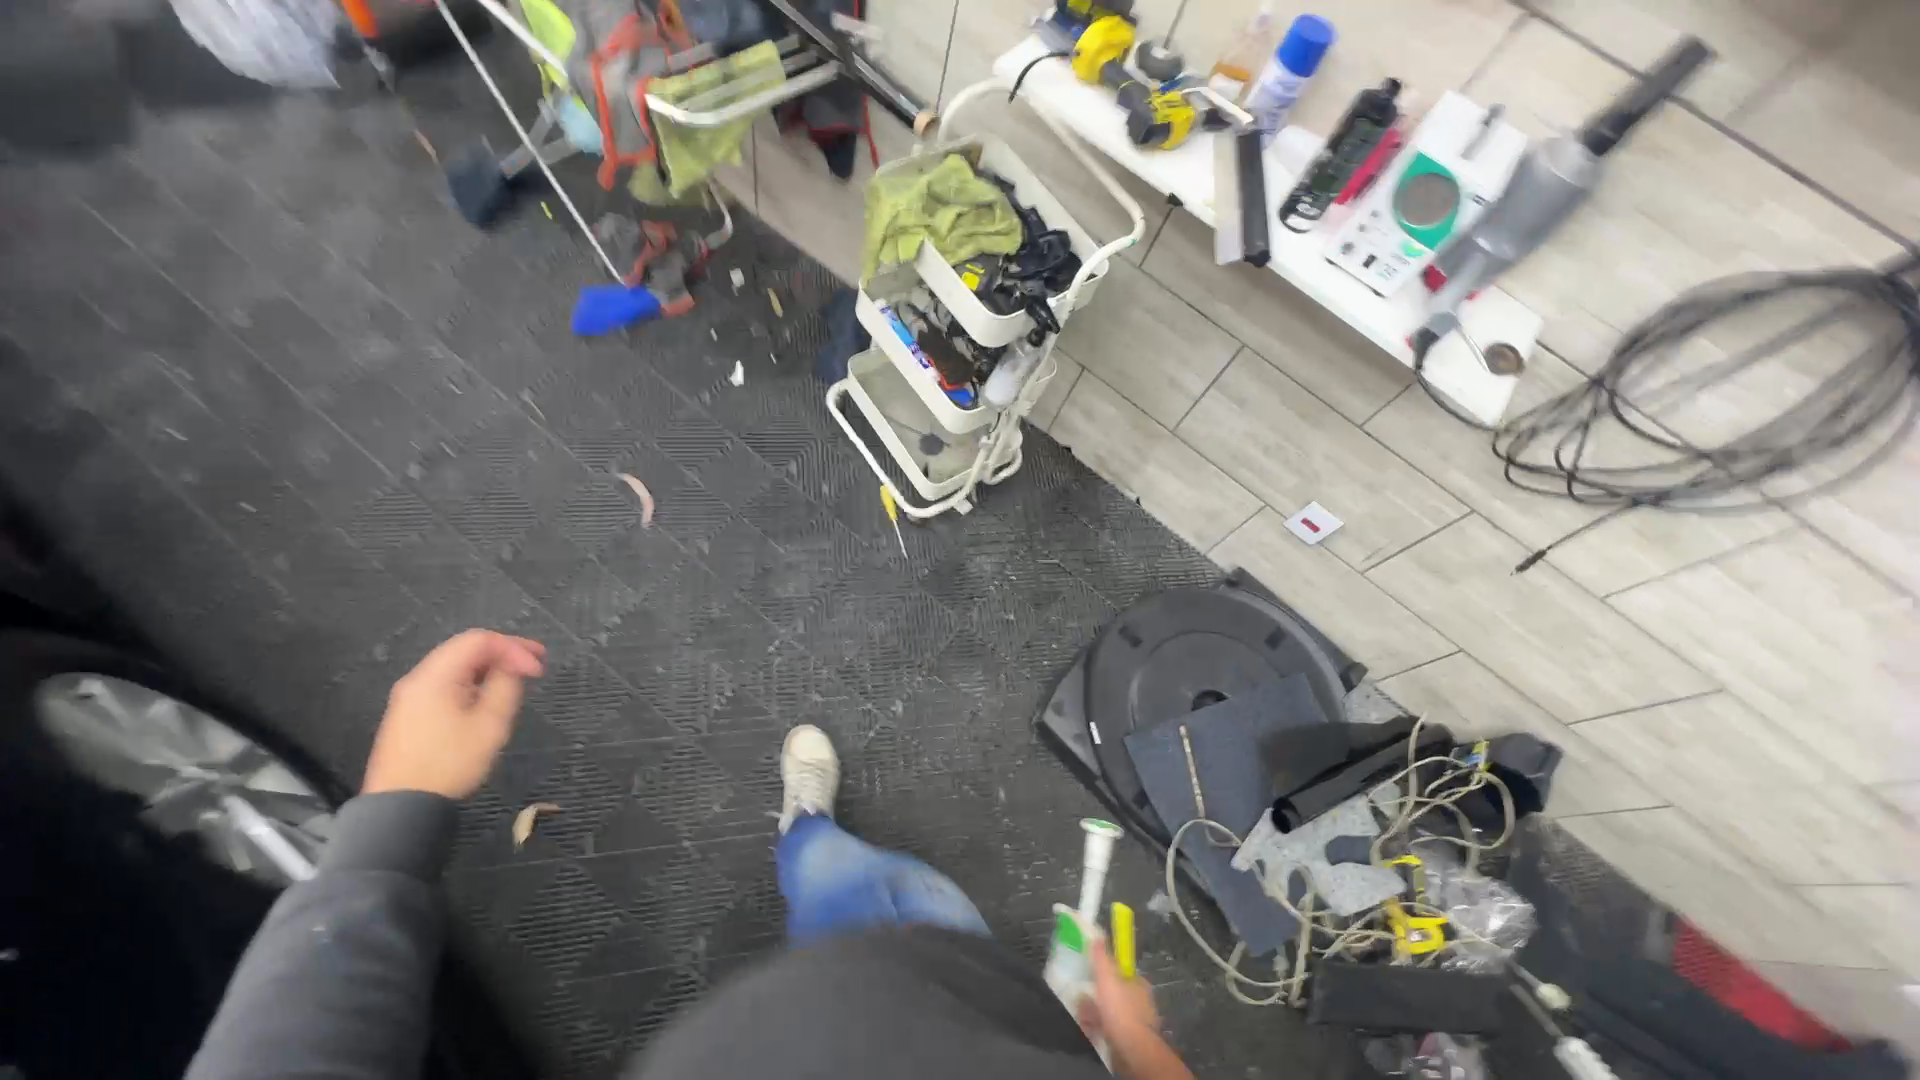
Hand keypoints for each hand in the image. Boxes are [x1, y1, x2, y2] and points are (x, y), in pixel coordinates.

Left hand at [362, 630, 545, 798]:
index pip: (479, 641)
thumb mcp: (490, 724)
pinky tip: (488, 696)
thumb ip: (505, 685)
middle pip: (465, 648)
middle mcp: (418, 678)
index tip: (539, 668)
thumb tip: (513, 665)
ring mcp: (410, 696)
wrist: (401, 805)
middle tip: (536, 664)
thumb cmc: (450, 762)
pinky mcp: (409, 713)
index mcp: (435, 676)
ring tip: (517, 679)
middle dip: (504, 652)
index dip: (514, 647)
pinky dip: (473, 681)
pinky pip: (446, 683)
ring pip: (455, 666)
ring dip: (489, 666)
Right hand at [1080, 943, 1192, 1079]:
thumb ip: (1101, 957)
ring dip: (1095, 1012)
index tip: (1091, 975)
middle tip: (1081, 997)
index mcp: (1139, 984)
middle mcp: (1141, 1002)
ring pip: (1111, 1013)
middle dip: (1097, 995)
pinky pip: (1111, 1030)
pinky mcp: (1130, 1041)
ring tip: (1081, 1014)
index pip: (1122, 972)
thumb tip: (1097, 935)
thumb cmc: (1121, 1010)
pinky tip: (1089, 1028)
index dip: (1106, 972)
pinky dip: (1099, 1028)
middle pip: (1115, 993)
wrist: (1133, 1051)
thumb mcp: (1107, 977)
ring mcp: (1137, 1023)